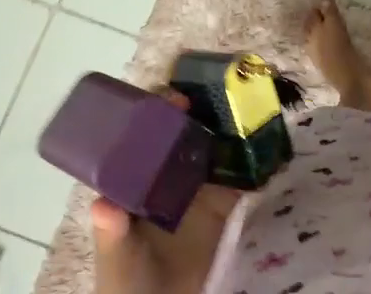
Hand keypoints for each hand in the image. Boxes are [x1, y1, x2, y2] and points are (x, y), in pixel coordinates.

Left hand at [91, 93, 243, 293]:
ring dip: (231, 123)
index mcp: (137, 176)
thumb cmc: (126, 281)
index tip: (179, 98)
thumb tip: (101, 205)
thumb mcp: (116, 256)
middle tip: (224, 95)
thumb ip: (112, 232)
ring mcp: (197, 186)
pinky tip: (268, 141)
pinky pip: (241, 173)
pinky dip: (255, 157)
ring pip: (214, 143)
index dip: (159, 107)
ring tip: (252, 105)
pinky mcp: (223, 203)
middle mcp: (167, 171)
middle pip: (183, 129)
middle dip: (202, 107)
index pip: (145, 129)